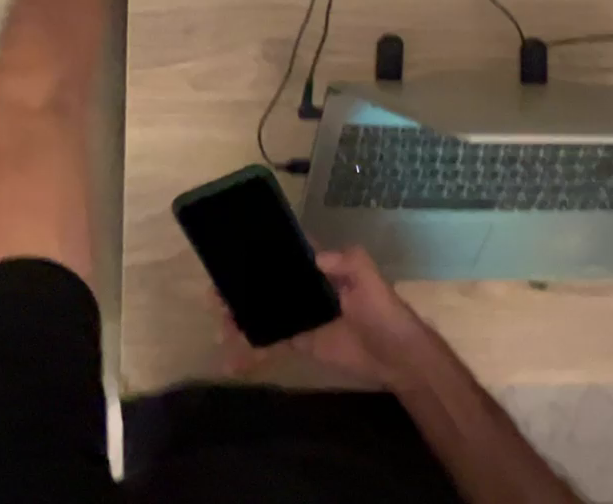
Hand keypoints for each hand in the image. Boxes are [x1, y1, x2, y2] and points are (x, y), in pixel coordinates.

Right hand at [217, 246, 430, 388]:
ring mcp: (298, 315)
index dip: (257, 253)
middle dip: (239, 287)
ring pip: (261, 312)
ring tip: (220, 325)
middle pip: (263, 284)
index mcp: (317, 267)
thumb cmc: (383, 310)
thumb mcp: (369, 278)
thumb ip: (346, 261)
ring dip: (239, 317)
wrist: (397, 357)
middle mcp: (303, 287)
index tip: (231, 254)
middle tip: (216, 295)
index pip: (282, 255)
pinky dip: (251, 349)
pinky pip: (270, 342)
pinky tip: (233, 358)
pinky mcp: (299, 342)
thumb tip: (313, 256)